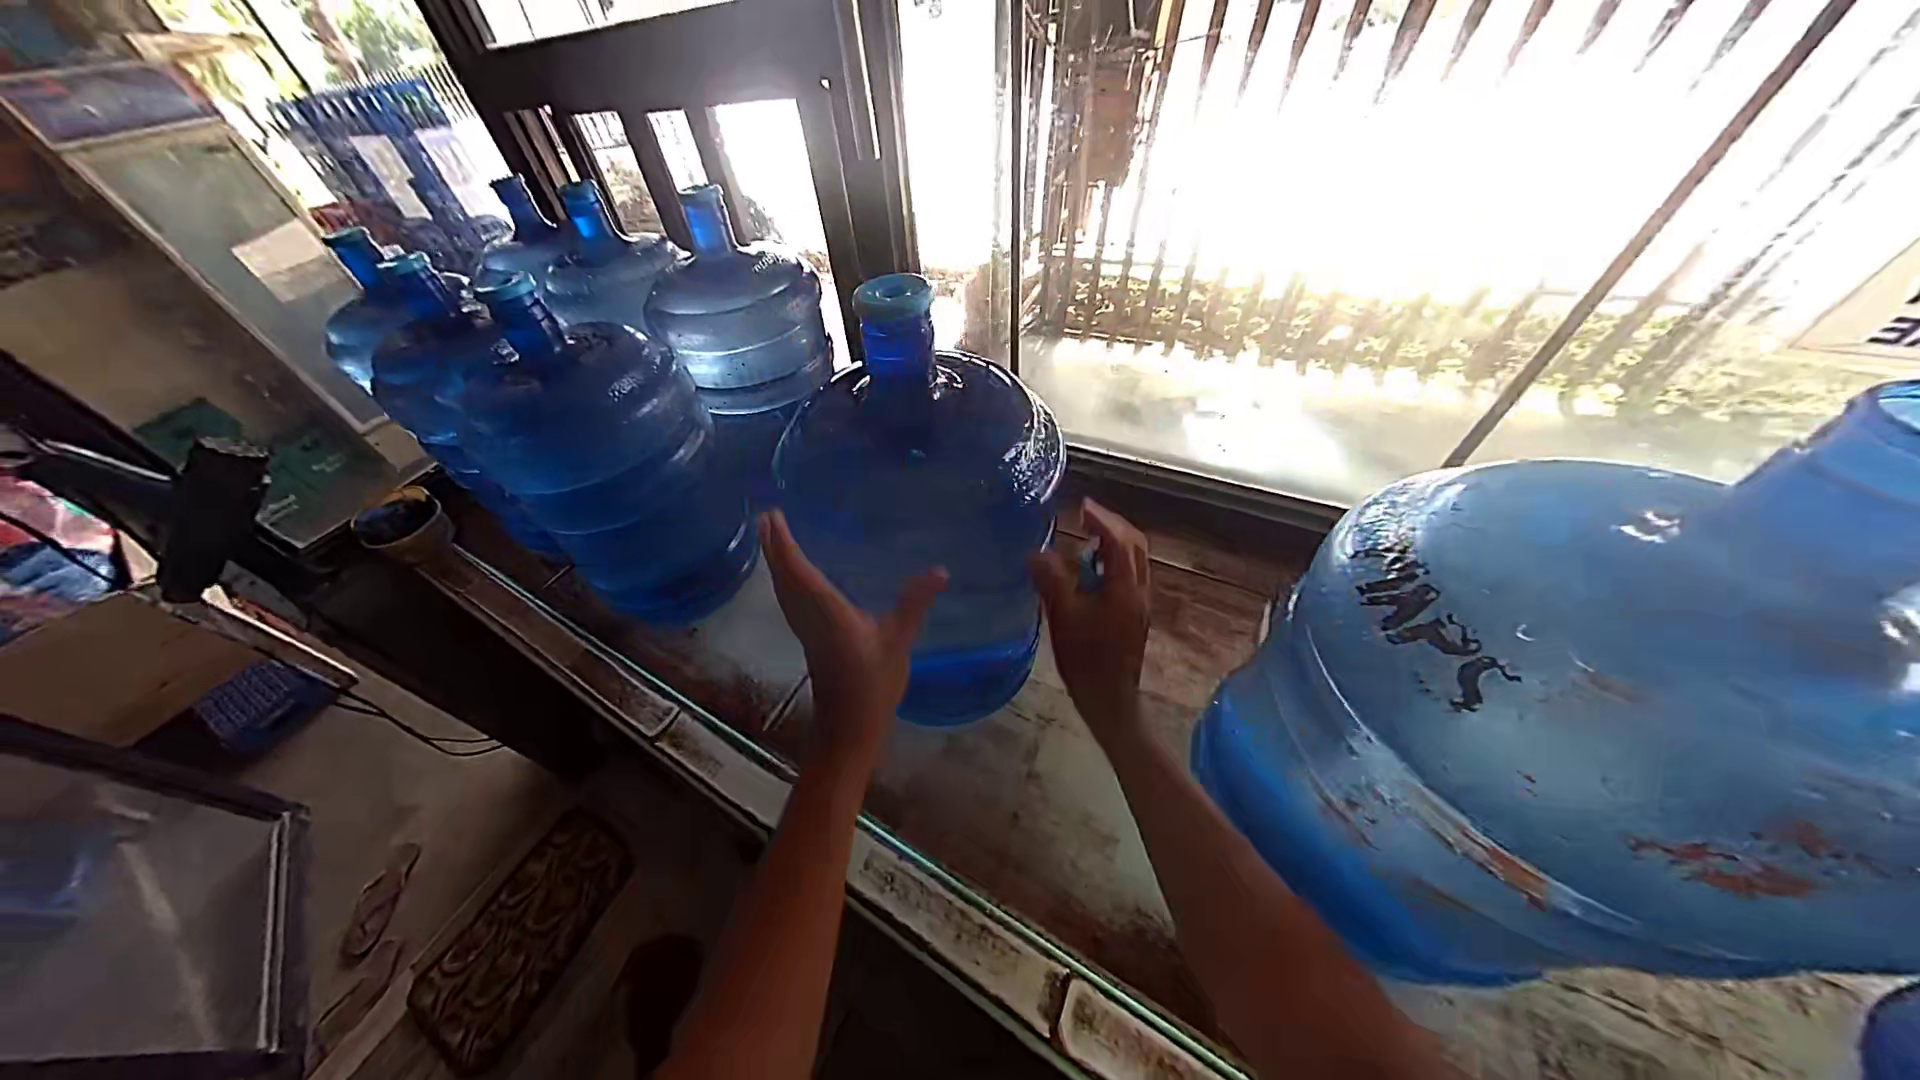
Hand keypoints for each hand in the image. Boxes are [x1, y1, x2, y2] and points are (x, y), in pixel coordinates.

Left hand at [760, 510, 946, 766]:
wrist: (848, 729)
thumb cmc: (873, 687)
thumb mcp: (899, 643)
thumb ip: (915, 604)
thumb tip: (939, 571)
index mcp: (829, 616)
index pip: (801, 575)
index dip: (786, 546)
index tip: (773, 517)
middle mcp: (809, 619)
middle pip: (784, 578)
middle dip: (773, 546)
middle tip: (765, 514)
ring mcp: (804, 630)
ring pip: (782, 589)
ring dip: (775, 561)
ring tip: (769, 535)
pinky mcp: (807, 638)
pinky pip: (788, 600)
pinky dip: (784, 578)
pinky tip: (789, 574)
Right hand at [1029, 499, 1151, 742]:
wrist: (1110, 697)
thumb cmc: (1086, 659)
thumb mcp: (1063, 618)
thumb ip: (1051, 582)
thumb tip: (1036, 553)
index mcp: (1124, 587)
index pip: (1118, 541)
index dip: (1101, 519)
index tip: (1082, 506)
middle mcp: (1139, 590)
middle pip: (1134, 545)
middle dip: (1112, 525)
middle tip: (1086, 516)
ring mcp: (1140, 603)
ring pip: (1135, 560)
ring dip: (1115, 542)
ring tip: (1087, 538)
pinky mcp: (1136, 614)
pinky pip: (1130, 574)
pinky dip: (1114, 560)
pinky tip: (1091, 571)